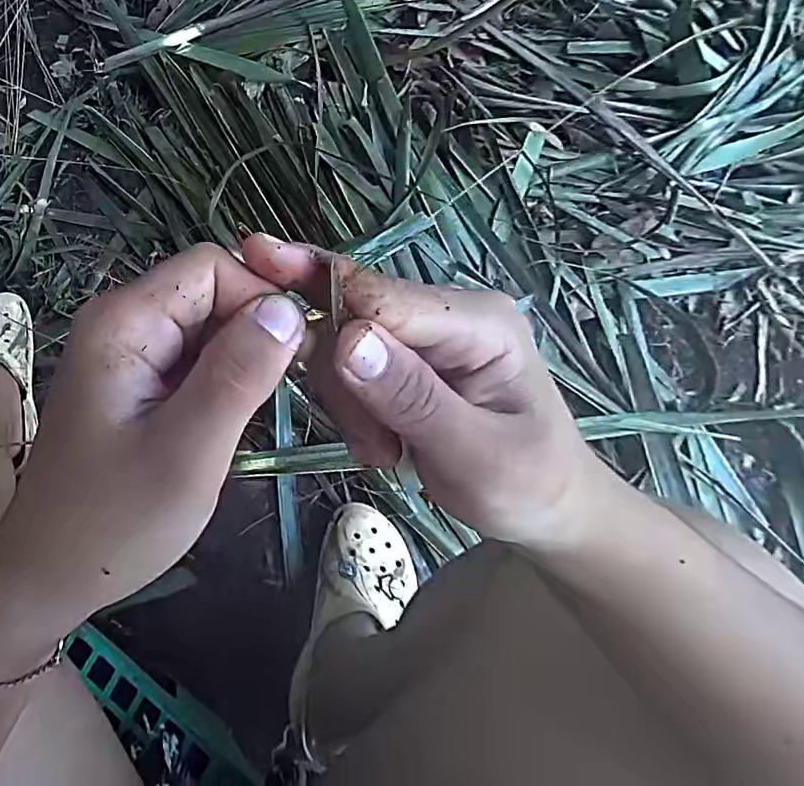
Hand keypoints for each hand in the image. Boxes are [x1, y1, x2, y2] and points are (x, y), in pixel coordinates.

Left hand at [0, 245, 305, 670]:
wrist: (46, 575)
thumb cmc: (113, 522)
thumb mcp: (189, 450)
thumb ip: (239, 373)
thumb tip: (287, 307)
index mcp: (123, 321)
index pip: (210, 266)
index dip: (259, 298)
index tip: (297, 354)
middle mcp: (119, 320)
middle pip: (208, 290)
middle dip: (255, 327)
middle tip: (291, 387)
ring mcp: (124, 349)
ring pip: (205, 323)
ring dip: (242, 354)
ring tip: (263, 407)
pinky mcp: (133, 377)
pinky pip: (191, 354)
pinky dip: (222, 374)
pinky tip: (232, 414)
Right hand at [240, 234, 609, 545]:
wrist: (545, 509)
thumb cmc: (528, 486)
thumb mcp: (478, 457)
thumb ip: (413, 398)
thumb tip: (346, 339)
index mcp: (475, 318)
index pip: (380, 296)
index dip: (317, 294)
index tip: (258, 307)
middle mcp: (440, 309)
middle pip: (348, 312)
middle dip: (340, 375)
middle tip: (372, 444)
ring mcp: (416, 329)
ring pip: (336, 340)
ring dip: (345, 399)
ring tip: (387, 449)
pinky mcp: (396, 351)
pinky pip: (341, 361)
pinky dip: (346, 403)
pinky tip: (380, 439)